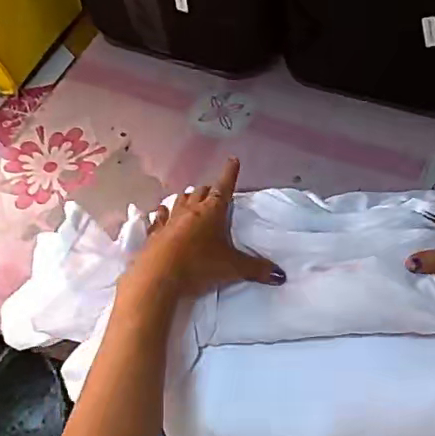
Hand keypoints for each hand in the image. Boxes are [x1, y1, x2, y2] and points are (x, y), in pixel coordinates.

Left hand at [123, 158, 283, 304]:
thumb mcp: (232, 268)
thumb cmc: (200, 264)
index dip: (230, 173)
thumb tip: (280, 275)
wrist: (160, 275)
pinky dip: (162, 213)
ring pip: (180, 201)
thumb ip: (255, 269)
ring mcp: (169, 221)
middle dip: (209, 190)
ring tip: (190, 196)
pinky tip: (160, 212)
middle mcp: (190, 211)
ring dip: (187, 198)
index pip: (224, 187)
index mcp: (212, 212)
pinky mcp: (154, 234)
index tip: (233, 160)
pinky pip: (159, 218)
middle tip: (215, 190)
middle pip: (201, 193)